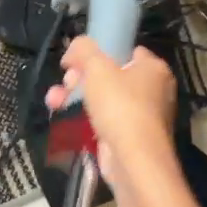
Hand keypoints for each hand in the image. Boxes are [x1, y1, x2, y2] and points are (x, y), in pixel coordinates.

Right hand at [44, 40, 177, 184]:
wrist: (133, 160)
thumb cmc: (120, 105)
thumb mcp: (96, 66)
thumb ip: (84, 49)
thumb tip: (76, 46)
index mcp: (153, 69)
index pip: (126, 50)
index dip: (99, 50)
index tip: (77, 58)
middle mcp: (152, 91)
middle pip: (109, 74)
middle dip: (80, 76)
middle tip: (67, 80)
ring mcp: (141, 116)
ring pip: (102, 97)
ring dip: (74, 95)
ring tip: (54, 99)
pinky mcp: (129, 137)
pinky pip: (102, 119)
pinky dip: (82, 116)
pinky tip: (60, 113)